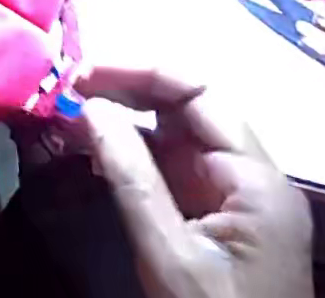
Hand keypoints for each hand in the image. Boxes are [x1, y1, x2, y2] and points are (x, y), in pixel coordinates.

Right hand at [76, 65, 313, 297]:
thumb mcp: (170, 253)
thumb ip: (131, 175)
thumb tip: (88, 104)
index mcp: (255, 180)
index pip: (198, 93)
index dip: (139, 72)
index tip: (83, 75)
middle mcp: (246, 173)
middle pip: (184, 102)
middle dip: (124, 86)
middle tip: (69, 86)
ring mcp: (227, 189)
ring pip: (169, 125)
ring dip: (119, 110)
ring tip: (70, 107)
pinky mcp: (206, 206)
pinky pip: (163, 155)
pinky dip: (125, 141)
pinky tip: (89, 141)